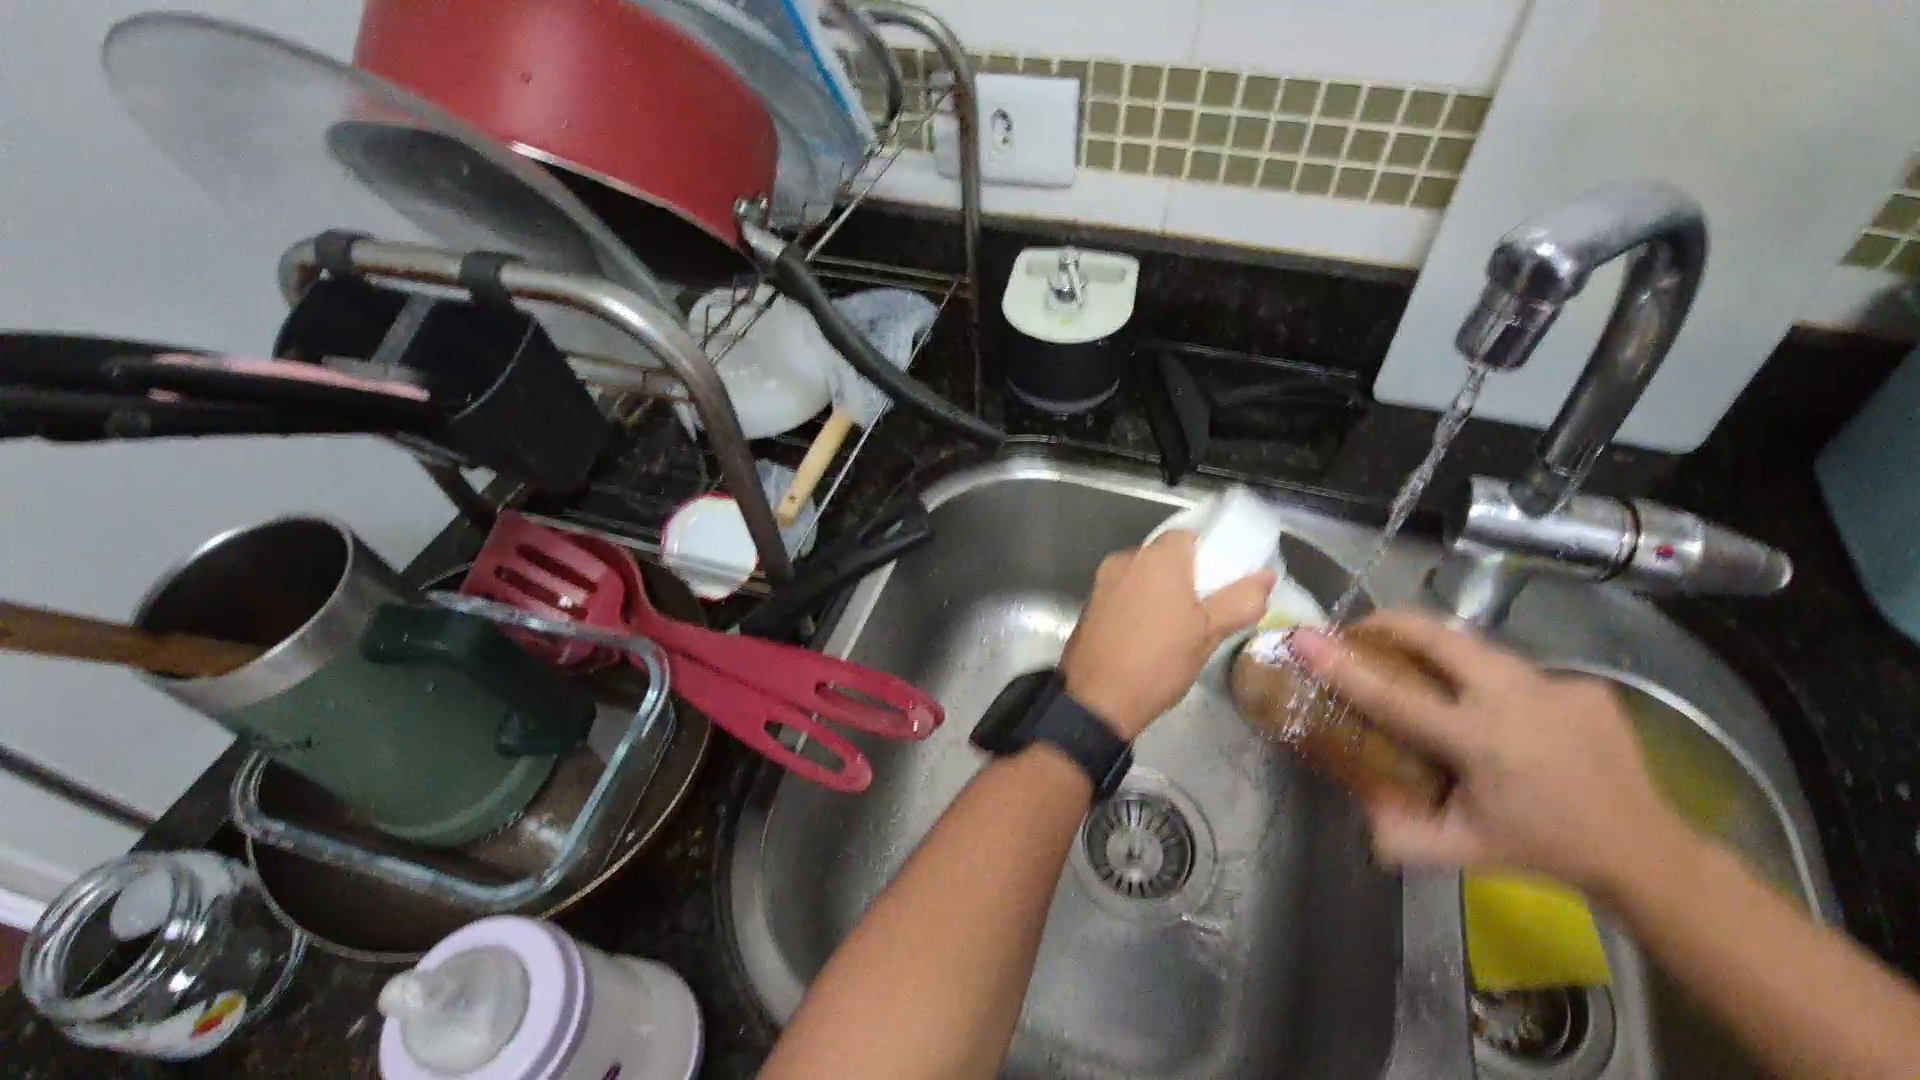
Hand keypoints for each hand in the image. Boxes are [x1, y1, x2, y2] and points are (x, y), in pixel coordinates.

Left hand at [1060, 531, 1274, 740]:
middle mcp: (1126, 560)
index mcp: (1157, 558)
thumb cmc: (1158, 662)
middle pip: (1164, 556)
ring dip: (1161, 593)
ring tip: (1179, 627)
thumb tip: (1266, 576)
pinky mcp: (1090, 604)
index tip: (1222, 584)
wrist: (1096, 701)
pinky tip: (1150, 635)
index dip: (1209, 556)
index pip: (1189, 537)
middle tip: (1206, 609)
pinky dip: (1139, 605)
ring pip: (1143, 576)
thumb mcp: (1209, 634)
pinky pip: (1123, 593)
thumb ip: (1241, 601)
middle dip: (1186, 577)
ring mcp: (1102, 582)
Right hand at [1287, 610, 1693, 897]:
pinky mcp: (1582, 683)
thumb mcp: (1462, 852)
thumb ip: (1399, 836)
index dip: (1341, 665)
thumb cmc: (1542, 849)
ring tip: (1423, 672)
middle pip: (1438, 635)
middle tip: (1360, 633)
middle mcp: (1517, 698)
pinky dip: (1492, 685)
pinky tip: (1502, 717)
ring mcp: (1556, 684)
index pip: (1393, 694)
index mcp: (1481, 741)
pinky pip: (1518, 672)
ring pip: (1477, 649)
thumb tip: (1356, 807)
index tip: (1304, 638)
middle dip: (1389, 623)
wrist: (1645, 849)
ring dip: (1438, 652)